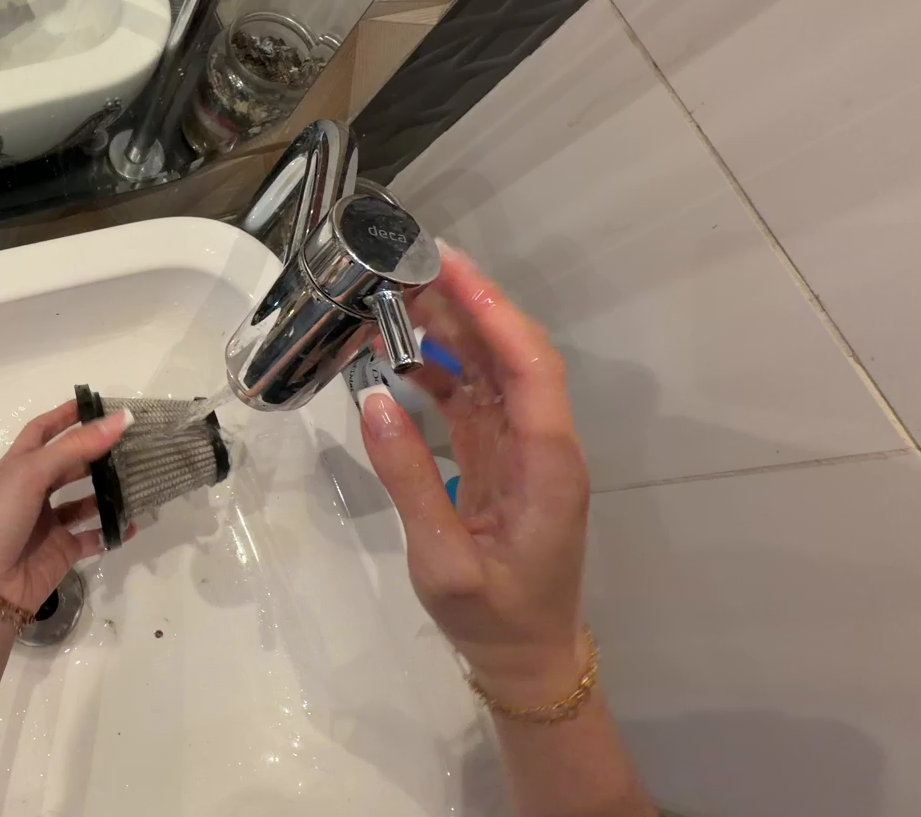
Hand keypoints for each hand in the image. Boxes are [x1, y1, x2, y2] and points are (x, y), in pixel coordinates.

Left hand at [0, 400, 133, 611]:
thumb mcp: (31, 474)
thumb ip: (76, 448)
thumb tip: (120, 419)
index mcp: (18, 465)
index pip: (43, 430)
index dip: (65, 416)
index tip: (94, 403)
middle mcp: (34, 490)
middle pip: (69, 464)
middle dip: (96, 452)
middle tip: (132, 441)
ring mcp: (48, 522)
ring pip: (84, 500)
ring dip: (108, 490)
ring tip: (139, 478)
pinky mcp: (61, 551)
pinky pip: (92, 537)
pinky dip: (111, 531)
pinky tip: (132, 523)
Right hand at [360, 245, 591, 704]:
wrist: (525, 656)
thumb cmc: (493, 614)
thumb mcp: (442, 558)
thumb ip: (408, 478)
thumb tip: (374, 399)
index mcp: (546, 461)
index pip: (528, 366)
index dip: (494, 310)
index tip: (448, 266)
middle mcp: (540, 441)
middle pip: (510, 352)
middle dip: (467, 303)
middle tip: (407, 266)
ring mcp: (519, 445)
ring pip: (488, 366)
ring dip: (449, 328)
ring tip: (395, 297)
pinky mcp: (496, 454)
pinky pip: (469, 394)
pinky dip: (436, 365)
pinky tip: (398, 352)